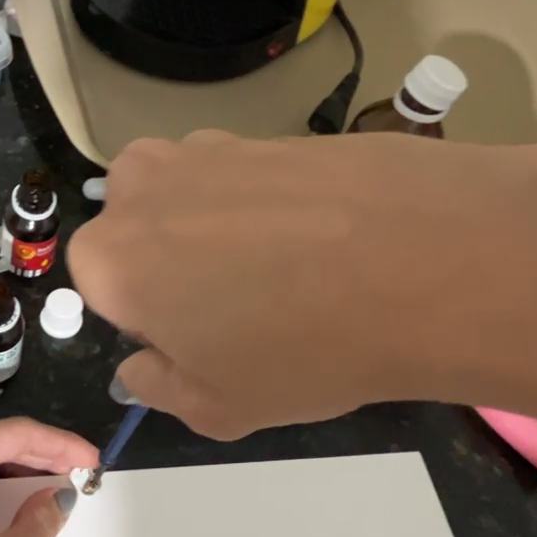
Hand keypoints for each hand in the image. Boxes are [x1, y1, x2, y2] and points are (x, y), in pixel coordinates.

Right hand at [69, 129, 536, 438]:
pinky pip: (243, 180)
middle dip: (170, 268)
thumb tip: (143, 364)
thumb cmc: (303, 348)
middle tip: (240, 309)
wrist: (434, 259)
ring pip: (187, 201)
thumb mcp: (216, 406)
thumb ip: (156, 387)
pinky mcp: (267, 130)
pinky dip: (268, 209)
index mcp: (111, 257)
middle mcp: (142, 188)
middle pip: (137, 235)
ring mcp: (207, 148)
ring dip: (215, 234)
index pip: (102, 290)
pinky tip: (323, 241)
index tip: (199, 341)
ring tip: (289, 275)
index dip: (148, 320)